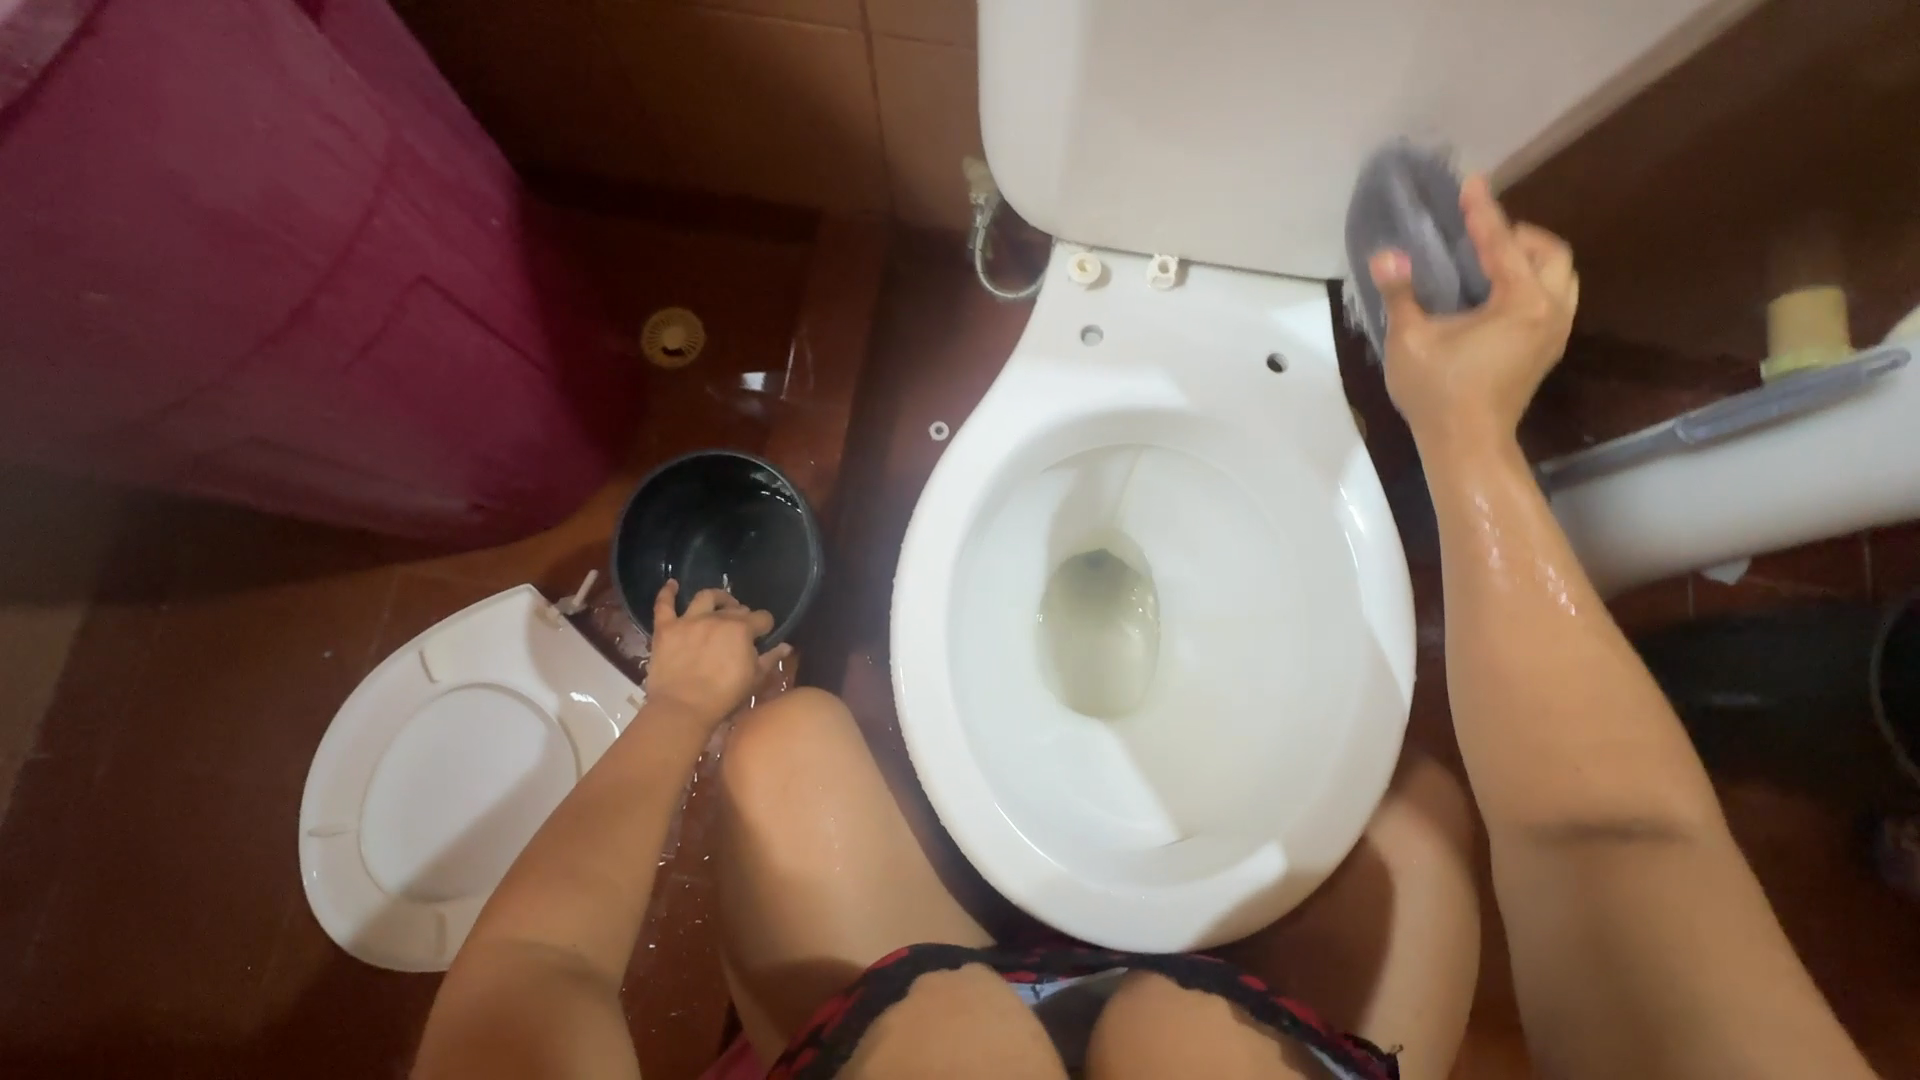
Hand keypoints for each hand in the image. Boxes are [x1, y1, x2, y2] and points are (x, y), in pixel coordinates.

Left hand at [644, 580, 791, 724]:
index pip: (762, 618)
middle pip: (735, 609)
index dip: (765, 626)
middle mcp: (717, 618)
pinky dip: (668, 592)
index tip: (764, 636)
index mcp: (742, 629)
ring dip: (717, 597)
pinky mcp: (666, 629)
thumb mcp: (755, 679)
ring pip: (705, 597)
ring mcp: (689, 621)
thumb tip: (786, 646)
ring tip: (721, 602)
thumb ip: (770, 659)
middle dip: (742, 615)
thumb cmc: (724, 696)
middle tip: (741, 628)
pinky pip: (664, 605)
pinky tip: (672, 584)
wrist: (683, 707)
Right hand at [1369, 175, 1578, 451]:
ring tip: (1496, 260)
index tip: (1472, 186)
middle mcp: (1549, 311)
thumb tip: (1386, 256)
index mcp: (1520, 302)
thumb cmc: (1437, 392)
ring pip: (1559, 277)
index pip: (1502, 244)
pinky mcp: (1546, 351)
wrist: (1466, 443)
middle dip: (1519, 236)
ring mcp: (1553, 333)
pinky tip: (1500, 295)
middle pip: (1550, 254)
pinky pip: (1553, 300)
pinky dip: (1533, 284)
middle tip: (1483, 233)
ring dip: (1532, 260)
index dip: (1483, 214)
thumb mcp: (1409, 340)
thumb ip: (1400, 294)